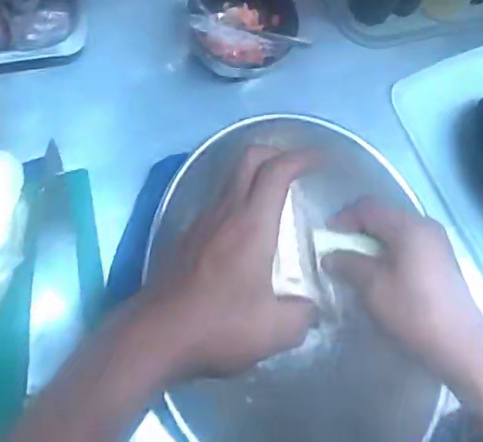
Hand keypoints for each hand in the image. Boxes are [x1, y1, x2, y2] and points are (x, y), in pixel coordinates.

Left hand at [138, 145, 318, 377]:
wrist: (160, 329)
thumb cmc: (219, 324)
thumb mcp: (274, 331)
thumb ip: (301, 315)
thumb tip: (313, 307)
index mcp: (252, 223)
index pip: (276, 171)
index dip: (301, 157)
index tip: (322, 158)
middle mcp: (228, 209)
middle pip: (250, 157)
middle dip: (277, 151)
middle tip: (299, 167)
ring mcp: (205, 216)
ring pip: (232, 174)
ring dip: (256, 170)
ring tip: (277, 190)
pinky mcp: (191, 230)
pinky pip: (221, 196)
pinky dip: (240, 192)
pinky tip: (249, 222)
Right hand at [320, 196, 482, 377]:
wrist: (466, 351)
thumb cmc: (415, 312)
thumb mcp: (373, 288)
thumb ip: (348, 264)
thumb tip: (329, 256)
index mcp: (408, 225)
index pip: (367, 207)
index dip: (343, 218)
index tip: (326, 235)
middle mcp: (425, 225)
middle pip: (383, 215)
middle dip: (357, 228)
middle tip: (339, 246)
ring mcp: (437, 242)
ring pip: (396, 230)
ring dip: (373, 240)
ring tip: (357, 260)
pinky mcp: (443, 261)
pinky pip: (408, 243)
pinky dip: (390, 250)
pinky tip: (382, 271)